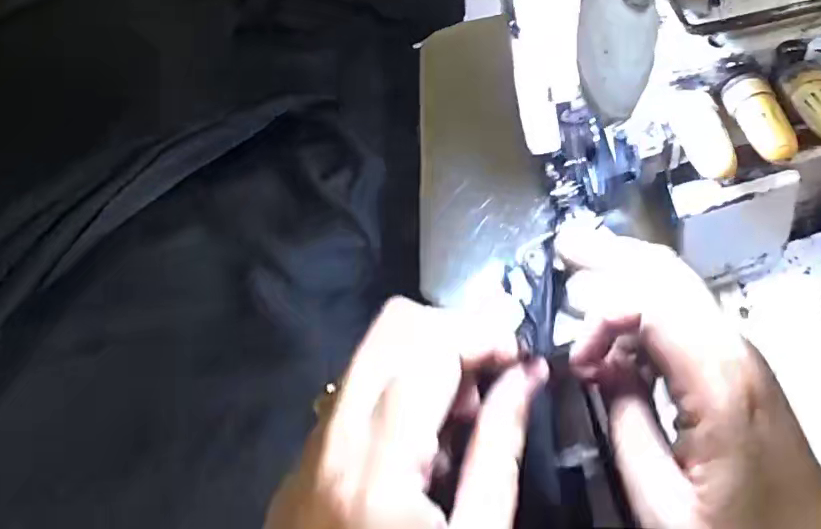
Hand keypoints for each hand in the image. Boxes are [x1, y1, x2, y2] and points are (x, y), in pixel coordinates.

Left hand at [265, 297, 548, 528]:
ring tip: (464, 410)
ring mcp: (299, 470)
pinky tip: (426, 444)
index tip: (522, 354)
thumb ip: (500, 444)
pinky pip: (350, 402)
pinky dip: (398, 393)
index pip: (431, 352)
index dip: (486, 335)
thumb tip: (528, 370)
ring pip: (368, 359)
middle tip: (495, 370)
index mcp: (372, 475)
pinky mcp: (291, 487)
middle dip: (454, 333)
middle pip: (390, 333)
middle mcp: (323, 456)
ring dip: (427, 360)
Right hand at [557, 224, 820, 528]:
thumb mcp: (667, 507)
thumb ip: (629, 430)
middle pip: (670, 276)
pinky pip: (687, 314)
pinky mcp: (739, 360)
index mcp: (719, 378)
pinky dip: (646, 302)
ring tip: (583, 259)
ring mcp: (740, 347)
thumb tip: (603, 369)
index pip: (655, 304)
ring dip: (629, 269)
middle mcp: (734, 345)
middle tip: (566, 243)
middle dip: (615, 255)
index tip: (575, 355)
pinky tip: (617, 316)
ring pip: (680, 286)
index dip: (605, 312)